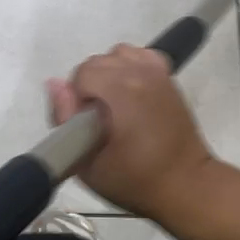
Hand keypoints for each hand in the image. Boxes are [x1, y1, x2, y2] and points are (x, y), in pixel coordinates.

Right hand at [47, 44, 221, 222]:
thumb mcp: (87, 163)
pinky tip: (131, 91)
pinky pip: (140, 54)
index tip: (85, 126)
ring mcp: (156, 71)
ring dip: (109, 73)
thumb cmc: (135, 180)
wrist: (185, 185)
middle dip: (90, 87)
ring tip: (115, 104)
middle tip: (98, 121)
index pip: (81, 74)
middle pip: (97, 62)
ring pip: (117, 54)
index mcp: (120, 90)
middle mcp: (138, 72)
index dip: (76, 100)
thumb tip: (54, 83)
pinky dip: (130, 66)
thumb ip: (65, 119)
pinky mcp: (167, 75)